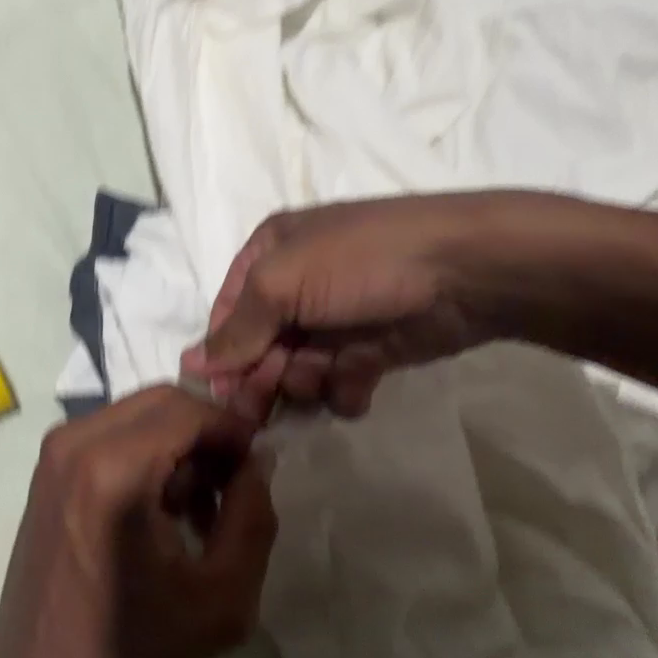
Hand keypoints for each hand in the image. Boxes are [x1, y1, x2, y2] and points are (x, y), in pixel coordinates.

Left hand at [0, 387, 275, 657]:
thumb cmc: (137, 644)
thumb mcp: (224, 595)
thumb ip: (254, 515)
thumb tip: (258, 462)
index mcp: (113, 469)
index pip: (188, 409)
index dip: (233, 427)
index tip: (259, 462)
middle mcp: (75, 444)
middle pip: (160, 402)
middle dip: (204, 433)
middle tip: (232, 485)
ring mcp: (52, 455)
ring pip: (134, 416)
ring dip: (175, 446)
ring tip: (197, 509)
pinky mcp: (45, 471)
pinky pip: (107, 435)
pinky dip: (142, 455)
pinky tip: (158, 511)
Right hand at [180, 193, 537, 420]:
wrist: (466, 270)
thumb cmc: (360, 262)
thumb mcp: (283, 282)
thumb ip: (237, 329)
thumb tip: (191, 363)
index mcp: (269, 254)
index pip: (226, 313)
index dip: (222, 354)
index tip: (221, 395)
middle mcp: (297, 286)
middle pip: (259, 347)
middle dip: (264, 375)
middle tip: (268, 403)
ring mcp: (335, 319)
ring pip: (297, 369)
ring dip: (306, 382)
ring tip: (328, 376)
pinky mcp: (370, 349)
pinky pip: (339, 382)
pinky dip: (344, 391)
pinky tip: (359, 387)